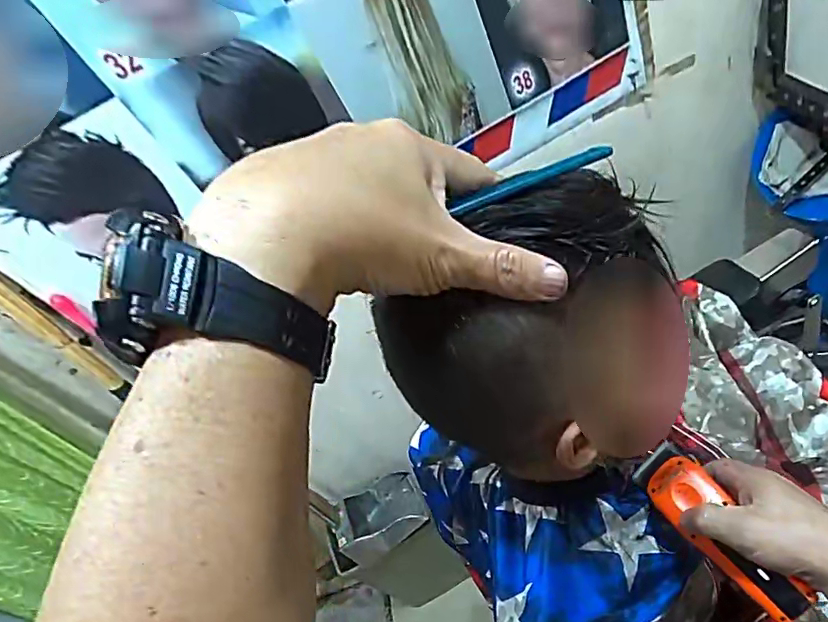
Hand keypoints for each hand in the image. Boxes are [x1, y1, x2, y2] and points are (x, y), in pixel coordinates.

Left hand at [182, 121, 568, 312]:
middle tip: (449, 262)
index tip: (503, 241)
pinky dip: (353, 223)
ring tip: (399, 262)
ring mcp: (321, 150)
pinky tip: (351, 253)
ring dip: (396, 220)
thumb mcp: (448, 258)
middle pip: (427, 182)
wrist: (266, 238)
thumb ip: (505, 268)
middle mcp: (368, 135)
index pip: (476, 175)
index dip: (497, 208)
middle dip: (442, 218)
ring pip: (380, 189)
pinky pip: (339, 199)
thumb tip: (561, 280)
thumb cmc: (370, 236)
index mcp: (413, 146)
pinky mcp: (286, 174)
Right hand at [681, 460, 827, 592]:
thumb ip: (706, 519)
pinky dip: (754, 550)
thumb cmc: (788, 538)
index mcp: (754, 478)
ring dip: (733, 541)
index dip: (692, 482)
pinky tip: (756, 567)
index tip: (678, 503)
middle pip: (729, 498)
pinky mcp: (795, 531)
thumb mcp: (738, 529)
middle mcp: (769, 488)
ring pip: (745, 522)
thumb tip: (683, 515)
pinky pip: (763, 536)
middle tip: (705, 541)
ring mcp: (784, 510)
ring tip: (733, 560)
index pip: (714, 468)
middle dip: (713, 520)